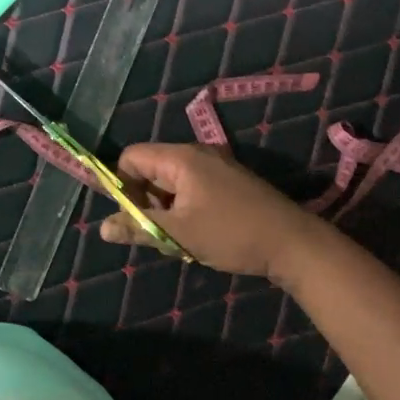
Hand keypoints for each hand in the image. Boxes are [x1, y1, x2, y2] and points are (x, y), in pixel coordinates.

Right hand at [98, 142, 326, 278]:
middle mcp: (197, 154)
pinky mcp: (230, 181)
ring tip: (178, 234)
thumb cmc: (233, 234)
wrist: (297, 245)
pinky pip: (192, 185)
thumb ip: (138, 227)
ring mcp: (217, 166)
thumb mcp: (180, 235)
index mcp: (181, 159)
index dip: (122, 184)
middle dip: (145, 198)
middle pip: (151, 167)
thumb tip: (102, 228)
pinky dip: (185, 205)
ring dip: (166, 205)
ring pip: (171, 179)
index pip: (132, 157)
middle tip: (155, 229)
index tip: (130, 215)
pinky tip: (197, 231)